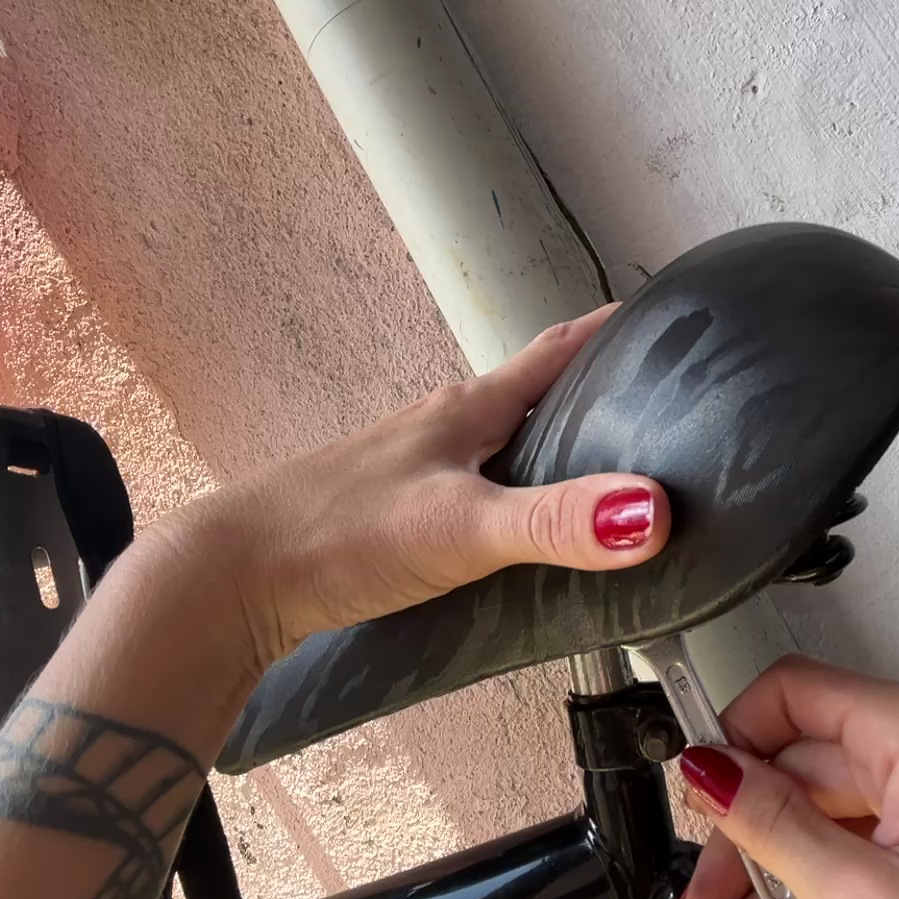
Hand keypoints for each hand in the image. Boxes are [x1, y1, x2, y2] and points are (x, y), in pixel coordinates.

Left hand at [165, 304, 670, 663]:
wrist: (232, 578)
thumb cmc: (342, 533)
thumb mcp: (462, 526)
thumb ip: (555, 522)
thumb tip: (654, 512)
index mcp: (470, 408)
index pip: (557, 349)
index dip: (612, 330)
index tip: (666, 320)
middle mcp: (450, 425)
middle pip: (539, 392)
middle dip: (599, 388)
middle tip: (662, 404)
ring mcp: (424, 465)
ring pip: (510, 438)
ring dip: (560, 440)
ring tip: (616, 465)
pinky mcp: (406, 507)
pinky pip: (484, 483)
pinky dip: (522, 488)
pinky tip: (534, 524)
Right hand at [675, 656, 898, 898]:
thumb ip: (776, 824)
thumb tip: (710, 770)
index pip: (792, 691)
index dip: (733, 734)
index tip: (697, 790)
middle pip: (808, 757)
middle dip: (747, 824)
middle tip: (706, 892)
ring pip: (838, 806)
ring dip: (782, 858)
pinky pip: (878, 837)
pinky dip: (832, 872)